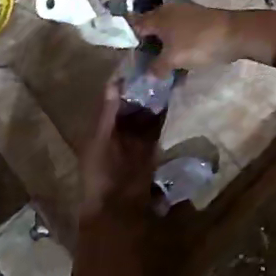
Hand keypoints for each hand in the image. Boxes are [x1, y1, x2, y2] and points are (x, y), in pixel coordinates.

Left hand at [77, 69, 162, 223]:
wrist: (116, 211)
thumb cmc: (101, 174)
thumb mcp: (100, 140)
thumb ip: (107, 113)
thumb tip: (114, 82)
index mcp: (102, 129)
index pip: (115, 101)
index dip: (127, 85)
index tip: (143, 65)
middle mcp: (119, 133)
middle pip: (133, 107)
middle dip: (145, 91)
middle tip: (162, 69)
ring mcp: (136, 142)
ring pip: (147, 115)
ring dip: (157, 101)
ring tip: (171, 80)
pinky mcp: (152, 150)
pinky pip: (159, 128)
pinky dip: (166, 115)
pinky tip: (176, 101)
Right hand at [128, 4, 242, 76]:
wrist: (236, 33)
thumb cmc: (198, 43)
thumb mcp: (172, 59)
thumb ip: (156, 67)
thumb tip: (149, 73)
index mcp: (157, 16)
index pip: (134, 26)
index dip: (127, 42)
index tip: (125, 59)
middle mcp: (169, 12)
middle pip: (150, 30)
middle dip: (146, 48)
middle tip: (141, 68)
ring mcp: (186, 15)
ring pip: (167, 34)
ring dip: (164, 51)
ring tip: (160, 71)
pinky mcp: (200, 23)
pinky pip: (182, 37)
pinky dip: (178, 49)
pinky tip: (179, 66)